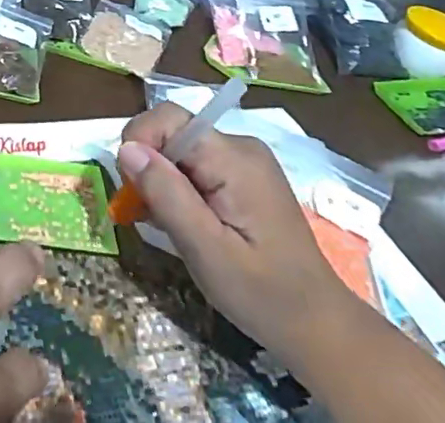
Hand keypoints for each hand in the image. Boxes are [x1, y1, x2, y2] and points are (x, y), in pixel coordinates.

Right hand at [117, 105, 354, 355]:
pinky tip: (182, 224)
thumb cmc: (262, 293)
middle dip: (149, 167)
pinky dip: (178, 189)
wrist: (318, 326)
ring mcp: (244, 162)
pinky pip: (195, 166)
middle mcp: (240, 147)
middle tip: (144, 213)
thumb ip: (166, 194)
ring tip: (166, 226)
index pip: (170, 118)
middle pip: (173, 133)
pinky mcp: (243, 178)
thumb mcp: (205, 250)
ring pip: (180, 151)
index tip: (131, 186)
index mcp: (235, 158)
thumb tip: (126, 148)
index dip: (140, 140)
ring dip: (162, 182)